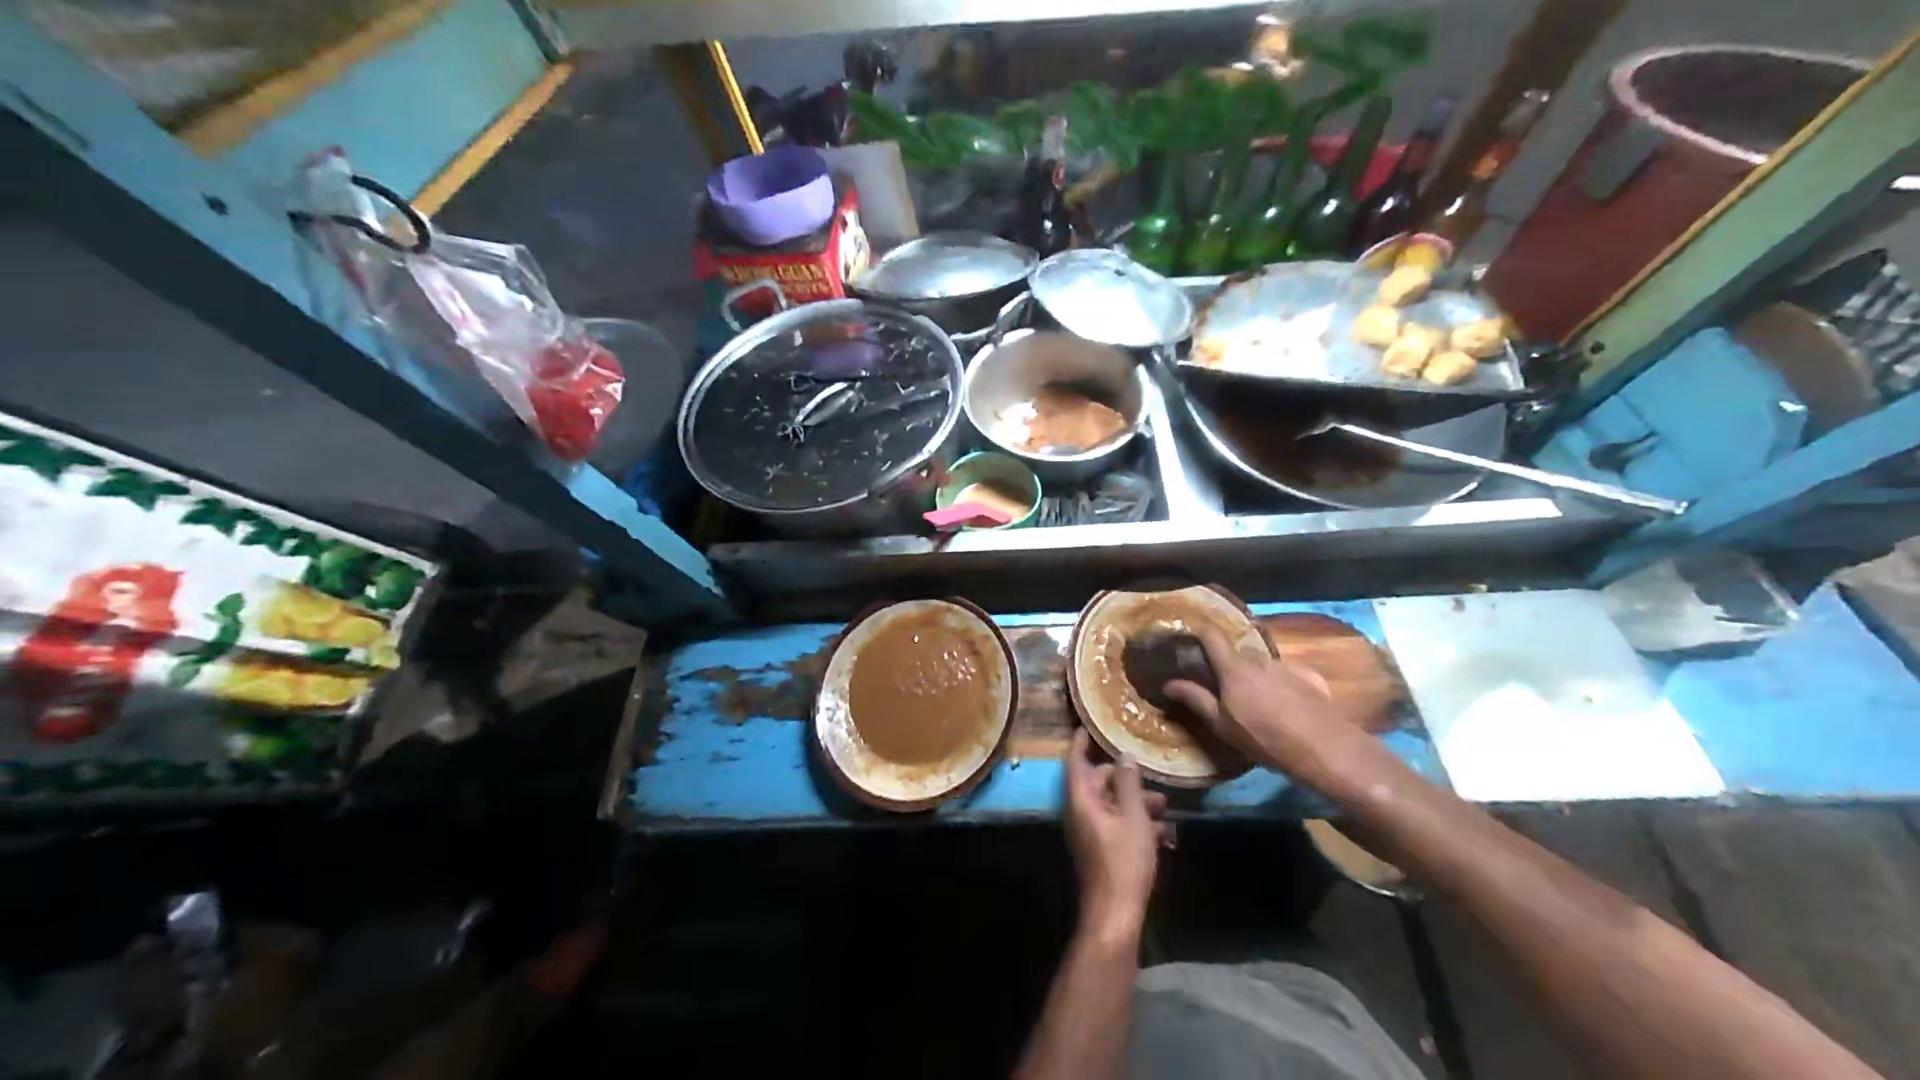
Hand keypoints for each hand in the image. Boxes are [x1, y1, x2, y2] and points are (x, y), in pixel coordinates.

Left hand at [1064, 729, 1168, 939]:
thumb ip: (1128, 784)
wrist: (1115, 915)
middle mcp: (1079, 813)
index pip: (1075, 761)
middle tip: (1151, 778)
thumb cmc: (1124, 862)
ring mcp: (1088, 832)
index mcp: (1080, 800)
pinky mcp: (1099, 849)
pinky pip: (1115, 825)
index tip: (1088, 724)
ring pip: (1110, 805)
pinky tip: (1162, 834)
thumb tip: (1123, 756)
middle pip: (1097, 783)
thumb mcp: (1134, 817)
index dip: (1080, 742)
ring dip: (1135, 803)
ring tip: (1165, 808)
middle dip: (1124, 778)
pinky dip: (1134, 823)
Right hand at [1162, 627, 1371, 786]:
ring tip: (1256, 702)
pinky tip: (1286, 705)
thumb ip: (1195, 699)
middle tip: (1222, 688)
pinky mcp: (1311, 678)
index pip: (1211, 637)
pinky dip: (1280, 685)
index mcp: (1234, 668)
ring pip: (1262, 666)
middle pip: (1237, 655)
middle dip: (1227, 666)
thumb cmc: (1264, 738)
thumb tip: (1169, 682)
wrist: (1324, 748)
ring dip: (1255, 677)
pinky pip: (1287, 675)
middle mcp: (1259, 659)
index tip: (1187, 636)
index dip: (1197, 632)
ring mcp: (1287, 667)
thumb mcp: (1222, 725)